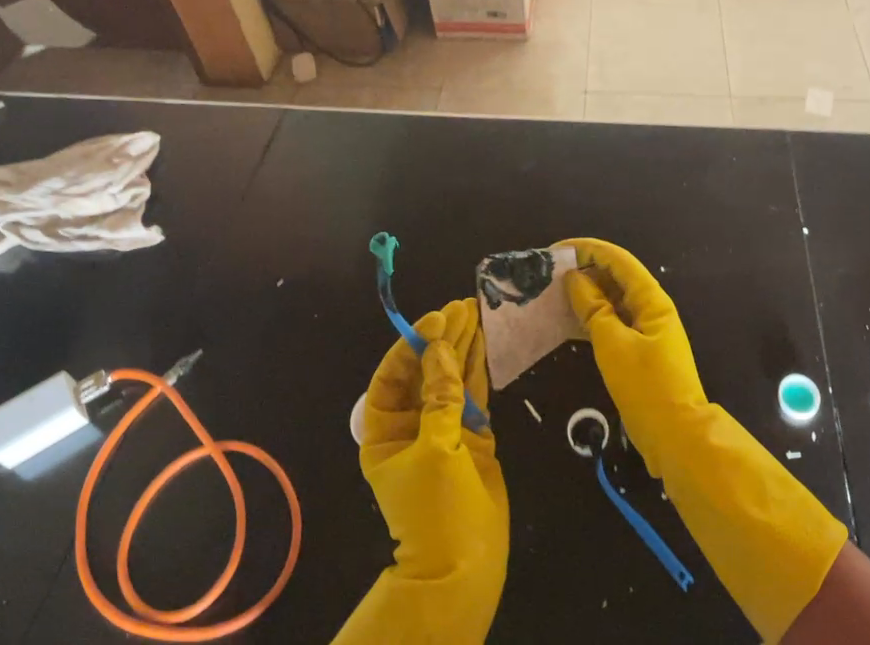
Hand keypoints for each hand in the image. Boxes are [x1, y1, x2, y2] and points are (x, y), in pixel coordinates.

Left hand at [336, 300, 506, 643]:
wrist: (464, 564)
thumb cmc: (435, 509)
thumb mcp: (435, 450)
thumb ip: (442, 397)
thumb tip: (442, 350)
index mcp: (384, 433)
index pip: (392, 378)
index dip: (413, 347)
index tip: (436, 321)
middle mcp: (411, 425)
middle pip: (424, 373)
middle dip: (441, 340)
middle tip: (462, 306)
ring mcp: (443, 429)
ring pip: (451, 379)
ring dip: (463, 347)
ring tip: (476, 312)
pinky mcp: (472, 436)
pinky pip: (473, 395)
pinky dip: (479, 368)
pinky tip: (485, 341)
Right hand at [560, 239, 847, 642]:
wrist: (677, 437)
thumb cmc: (647, 387)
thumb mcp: (613, 345)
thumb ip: (592, 308)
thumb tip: (574, 279)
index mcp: (651, 300)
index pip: (617, 260)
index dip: (587, 249)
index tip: (554, 250)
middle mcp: (651, 309)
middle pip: (615, 276)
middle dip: (583, 269)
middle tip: (547, 273)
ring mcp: (646, 331)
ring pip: (612, 300)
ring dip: (585, 293)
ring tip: (551, 293)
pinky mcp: (639, 352)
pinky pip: (612, 322)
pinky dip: (591, 317)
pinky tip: (567, 321)